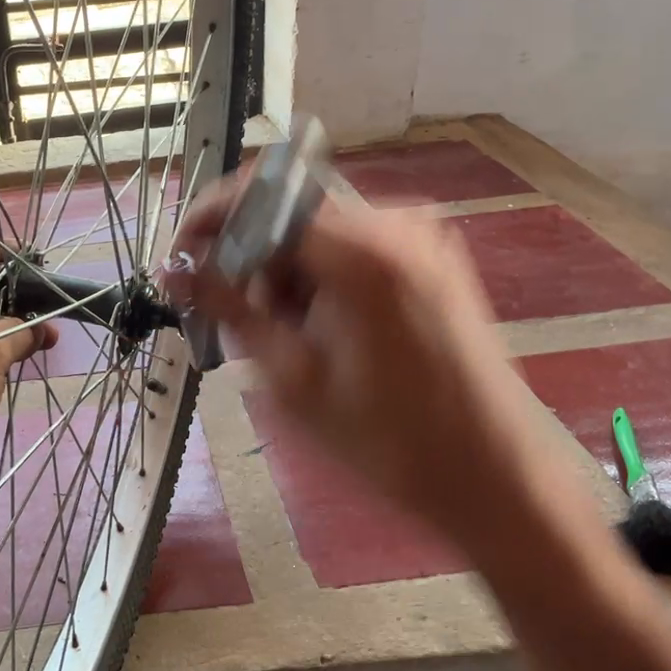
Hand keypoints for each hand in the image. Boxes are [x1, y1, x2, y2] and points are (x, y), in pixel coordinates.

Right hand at [175, 179, 543, 544]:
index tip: (179, 263)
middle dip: (245, 258)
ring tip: (281, 340)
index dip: (206, 220)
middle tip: (227, 320)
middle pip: (287, 211)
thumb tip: (175, 270)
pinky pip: (350, 248)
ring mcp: (420, 237)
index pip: (258, 194)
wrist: (495, 477)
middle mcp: (395, 222)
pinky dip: (317, 278)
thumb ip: (229, 309)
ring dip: (281, 273)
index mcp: (361, 248)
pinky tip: (319, 331)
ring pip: (316, 231)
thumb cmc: (389, 442)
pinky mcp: (430, 259)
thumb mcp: (292, 378)